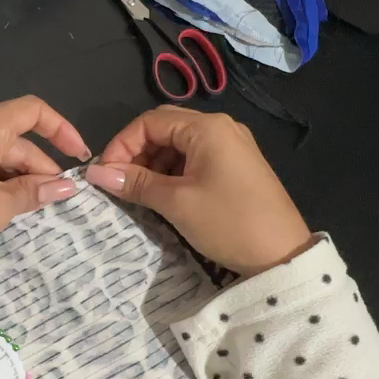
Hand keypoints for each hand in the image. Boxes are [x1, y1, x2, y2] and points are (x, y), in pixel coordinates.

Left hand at [0, 95, 90, 253]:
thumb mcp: (1, 205)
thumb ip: (35, 191)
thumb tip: (65, 187)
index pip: (32, 111)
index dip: (61, 129)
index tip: (77, 156)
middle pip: (14, 136)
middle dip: (39, 165)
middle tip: (54, 197)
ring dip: (16, 174)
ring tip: (30, 205)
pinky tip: (1, 203)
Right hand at [86, 107, 311, 275]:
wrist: (283, 256)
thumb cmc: (227, 222)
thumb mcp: (176, 202)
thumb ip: (135, 183)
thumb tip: (95, 174)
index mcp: (207, 127)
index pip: (149, 122)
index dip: (121, 145)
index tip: (105, 174)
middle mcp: (220, 127)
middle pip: (164, 128)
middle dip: (136, 153)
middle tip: (120, 183)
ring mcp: (231, 146)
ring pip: (178, 145)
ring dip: (153, 164)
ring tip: (140, 193)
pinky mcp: (236, 166)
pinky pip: (195, 158)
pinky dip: (173, 172)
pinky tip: (164, 195)